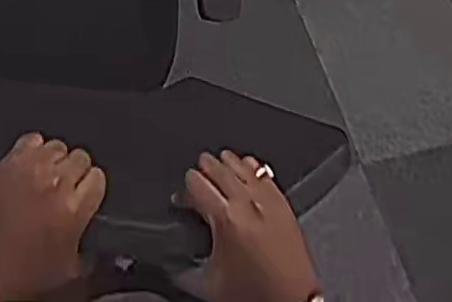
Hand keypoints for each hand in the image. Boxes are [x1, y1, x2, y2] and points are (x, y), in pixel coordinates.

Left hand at [0, 133, 106, 301]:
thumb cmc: (24, 277)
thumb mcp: (72, 274)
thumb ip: (97, 256)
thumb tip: (111, 252)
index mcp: (74, 209)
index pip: (98, 176)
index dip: (91, 187)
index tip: (85, 194)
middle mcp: (54, 184)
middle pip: (80, 157)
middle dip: (75, 173)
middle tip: (64, 190)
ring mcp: (30, 169)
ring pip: (57, 146)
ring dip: (54, 161)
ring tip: (45, 180)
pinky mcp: (9, 162)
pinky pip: (32, 139)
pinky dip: (33, 150)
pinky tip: (30, 168)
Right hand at [181, 150, 321, 301]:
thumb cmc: (256, 296)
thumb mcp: (210, 286)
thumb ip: (184, 269)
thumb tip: (170, 260)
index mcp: (224, 218)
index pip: (195, 182)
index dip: (184, 189)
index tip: (182, 198)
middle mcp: (244, 201)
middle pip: (214, 166)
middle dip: (202, 171)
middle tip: (197, 182)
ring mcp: (264, 196)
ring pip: (237, 162)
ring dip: (223, 164)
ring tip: (217, 171)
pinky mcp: (280, 198)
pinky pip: (259, 169)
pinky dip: (247, 167)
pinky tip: (242, 173)